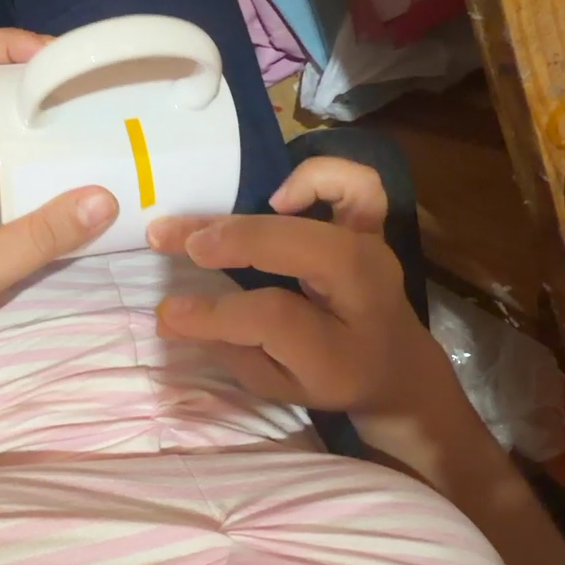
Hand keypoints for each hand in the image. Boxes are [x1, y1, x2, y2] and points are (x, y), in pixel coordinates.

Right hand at [146, 158, 435, 413]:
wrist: (397, 366)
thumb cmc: (330, 379)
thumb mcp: (278, 386)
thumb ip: (228, 350)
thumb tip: (170, 314)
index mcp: (340, 348)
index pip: (273, 317)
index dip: (214, 313)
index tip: (166, 311)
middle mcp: (364, 290)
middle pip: (299, 247)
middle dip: (231, 239)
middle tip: (169, 240)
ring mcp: (373, 251)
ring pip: (328, 207)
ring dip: (256, 206)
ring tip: (203, 216)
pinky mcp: (373, 229)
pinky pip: (360, 186)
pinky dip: (319, 178)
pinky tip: (278, 197)